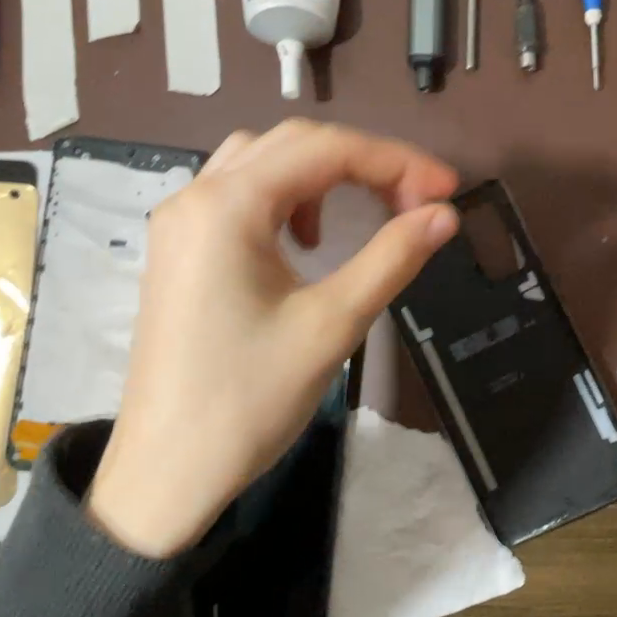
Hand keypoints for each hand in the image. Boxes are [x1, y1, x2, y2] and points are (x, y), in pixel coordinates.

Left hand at [86, 120, 459, 557]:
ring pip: (261, 165)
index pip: (325, 151)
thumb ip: (392, 258)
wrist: (168, 471)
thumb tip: (443, 215)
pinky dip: (286, 201)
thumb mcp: (332, 326)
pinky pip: (237, 197)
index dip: (396, 162)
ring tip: (363, 216)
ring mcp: (180, 224)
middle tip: (416, 202)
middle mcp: (195, 197)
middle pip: (292, 145)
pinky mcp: (179, 252)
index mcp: (227, 206)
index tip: (448, 190)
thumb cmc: (248, 400)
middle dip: (363, 163)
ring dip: (322, 177)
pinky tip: (308, 243)